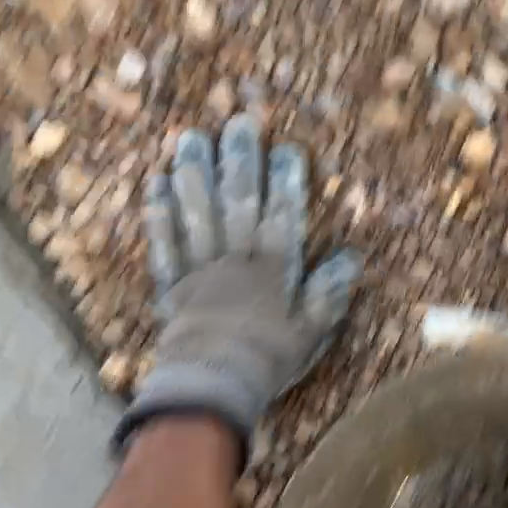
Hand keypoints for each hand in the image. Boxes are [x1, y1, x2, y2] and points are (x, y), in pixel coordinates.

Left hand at [112, 115, 362, 454]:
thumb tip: (350, 257)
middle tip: (237, 124)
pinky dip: (160, 211)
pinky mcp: (172, 283)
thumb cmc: (270, 359)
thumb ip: (329, 292)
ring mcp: (199, 266)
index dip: (285, 181)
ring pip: (196, 211)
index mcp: (273, 269)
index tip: (287, 149)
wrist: (212, 384)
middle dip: (239, 160)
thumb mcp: (313, 331)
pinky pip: (165, 240)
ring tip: (190, 138)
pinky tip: (157, 183)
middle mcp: (235, 257)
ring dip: (193, 172)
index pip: (282, 214)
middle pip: (237, 200)